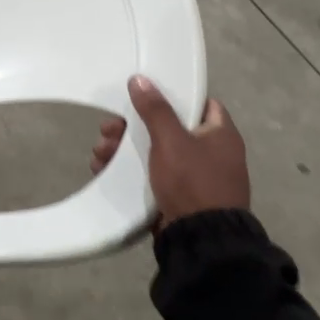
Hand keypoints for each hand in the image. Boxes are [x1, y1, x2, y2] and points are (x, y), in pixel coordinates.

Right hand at [91, 76, 249, 230]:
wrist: (201, 239)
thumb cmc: (192, 182)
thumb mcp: (171, 141)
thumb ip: (155, 110)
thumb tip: (140, 79)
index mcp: (220, 135)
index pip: (199, 103)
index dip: (172, 96)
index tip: (143, 95)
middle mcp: (211, 152)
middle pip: (167, 127)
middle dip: (132, 127)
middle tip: (108, 129)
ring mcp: (194, 175)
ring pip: (153, 151)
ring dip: (124, 148)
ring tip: (99, 152)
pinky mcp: (177, 194)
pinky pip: (150, 173)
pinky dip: (128, 169)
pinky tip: (103, 168)